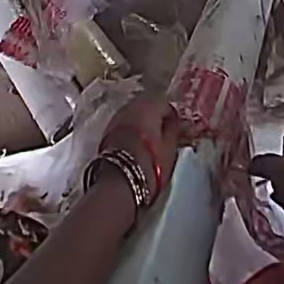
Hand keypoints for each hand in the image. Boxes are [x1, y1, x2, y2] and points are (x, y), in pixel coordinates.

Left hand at [88, 95, 173, 218]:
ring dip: (142, 123)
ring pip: (133, 114)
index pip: (164, 102)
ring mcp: (115, 119)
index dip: (172, 115)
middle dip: (155, 116)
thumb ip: (174, 130)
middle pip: (146, 105)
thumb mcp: (170, 148)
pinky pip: (124, 125)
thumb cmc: (150, 164)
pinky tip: (137, 145)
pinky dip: (131, 130)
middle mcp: (129, 108)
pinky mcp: (106, 132)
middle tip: (164, 134)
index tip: (177, 128)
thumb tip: (175, 122)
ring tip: (151, 141)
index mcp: (147, 107)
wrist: (119, 182)